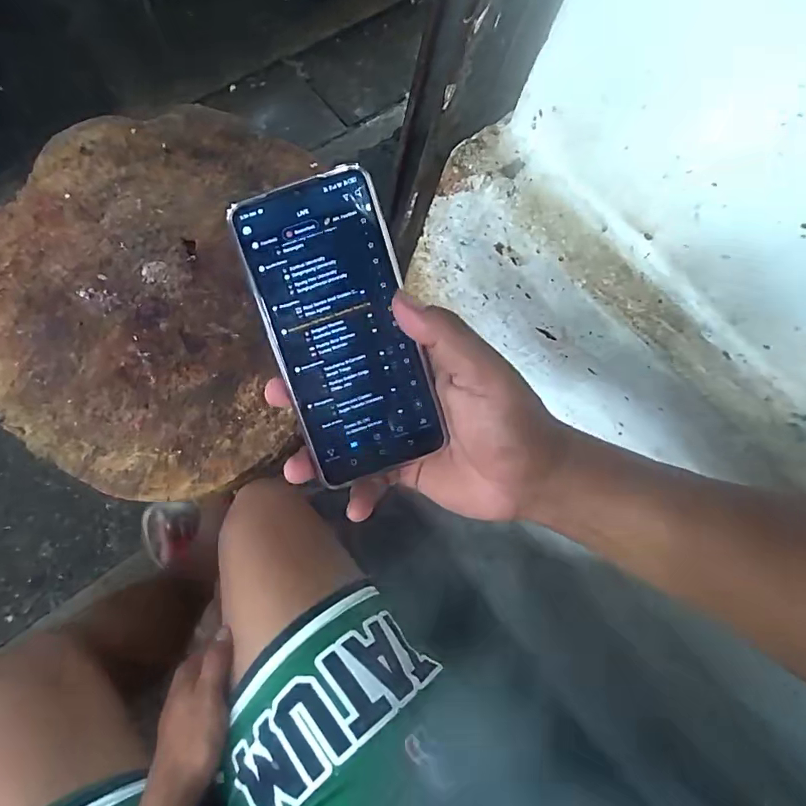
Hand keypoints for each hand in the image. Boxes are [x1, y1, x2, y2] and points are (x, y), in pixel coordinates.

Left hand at [150, 627, 231, 798]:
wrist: (174, 792)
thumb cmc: (196, 739)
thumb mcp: (210, 697)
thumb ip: (215, 664)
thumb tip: (223, 629)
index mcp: (183, 681)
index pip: (200, 650)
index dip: (217, 638)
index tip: (238, 627)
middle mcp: (177, 695)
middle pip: (197, 668)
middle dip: (216, 657)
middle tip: (243, 648)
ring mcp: (178, 718)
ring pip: (198, 688)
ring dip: (215, 679)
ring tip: (240, 674)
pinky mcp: (184, 737)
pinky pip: (201, 706)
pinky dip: (214, 699)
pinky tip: (227, 705)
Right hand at [266, 292, 573, 521]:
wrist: (532, 477)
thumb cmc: (509, 417)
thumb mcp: (481, 371)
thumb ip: (444, 337)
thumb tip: (396, 298)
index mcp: (418, 366)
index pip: (366, 348)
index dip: (328, 344)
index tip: (290, 343)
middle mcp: (403, 398)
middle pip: (345, 394)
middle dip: (307, 398)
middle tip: (273, 398)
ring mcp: (401, 437)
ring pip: (348, 440)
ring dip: (318, 455)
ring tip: (294, 471)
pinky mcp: (407, 473)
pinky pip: (371, 481)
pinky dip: (359, 494)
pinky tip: (355, 507)